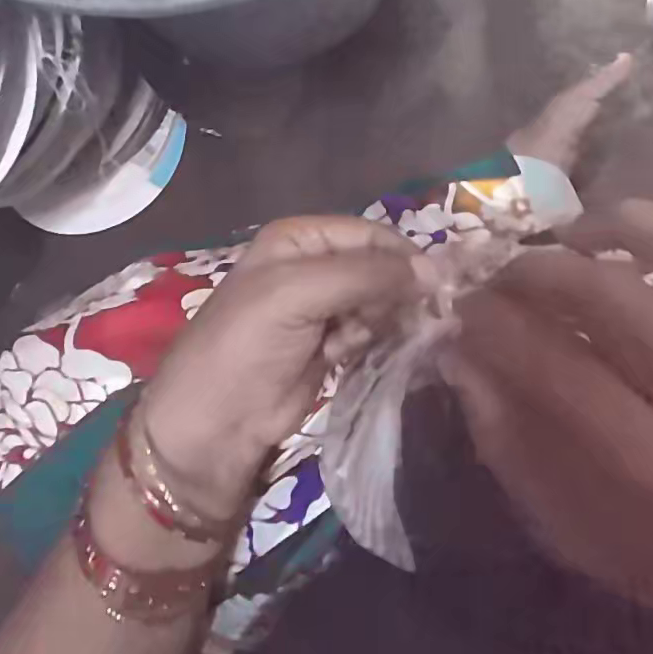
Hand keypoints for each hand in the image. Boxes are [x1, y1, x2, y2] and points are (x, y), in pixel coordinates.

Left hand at [140, 217, 423, 517]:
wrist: (218, 419)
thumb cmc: (250, 343)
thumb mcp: (299, 293)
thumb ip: (365, 275)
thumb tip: (432, 271)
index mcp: (299, 238)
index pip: (368, 233)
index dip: (401, 256)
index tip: (433, 286)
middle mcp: (312, 265)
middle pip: (377, 267)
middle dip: (389, 292)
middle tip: (387, 320)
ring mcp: (321, 307)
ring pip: (378, 301)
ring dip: (377, 321)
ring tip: (350, 340)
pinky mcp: (331, 344)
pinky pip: (370, 331)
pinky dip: (367, 341)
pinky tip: (342, 354)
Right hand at [445, 200, 652, 653]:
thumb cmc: (652, 560)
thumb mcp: (559, 523)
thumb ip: (506, 439)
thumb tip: (458, 357)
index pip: (567, 373)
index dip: (502, 332)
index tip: (458, 313)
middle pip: (628, 303)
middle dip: (544, 274)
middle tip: (497, 273)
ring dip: (634, 230)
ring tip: (571, 230)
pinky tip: (648, 241)